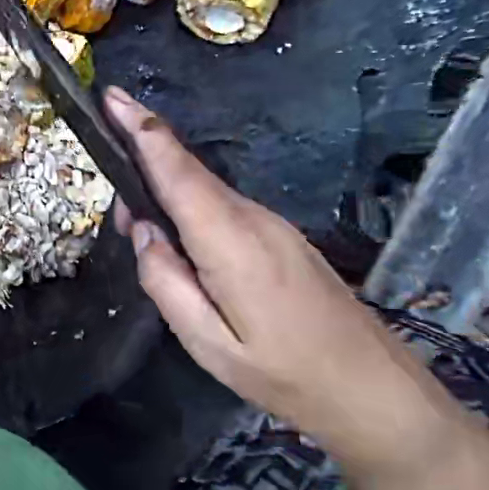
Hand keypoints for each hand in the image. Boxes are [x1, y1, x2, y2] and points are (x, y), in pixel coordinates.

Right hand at [100, 86, 456, 471]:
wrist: (377, 393)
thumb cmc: (285, 374)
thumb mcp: (207, 343)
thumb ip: (163, 281)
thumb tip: (142, 231)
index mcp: (231, 243)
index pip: (178, 172)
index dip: (142, 130)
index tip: (110, 96)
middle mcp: (252, 219)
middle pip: (186, 173)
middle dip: (141, 158)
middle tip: (114, 197)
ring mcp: (271, 225)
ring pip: (201, 190)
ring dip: (162, 190)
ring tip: (139, 228)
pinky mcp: (279, 236)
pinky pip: (219, 206)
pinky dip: (186, 205)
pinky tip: (178, 240)